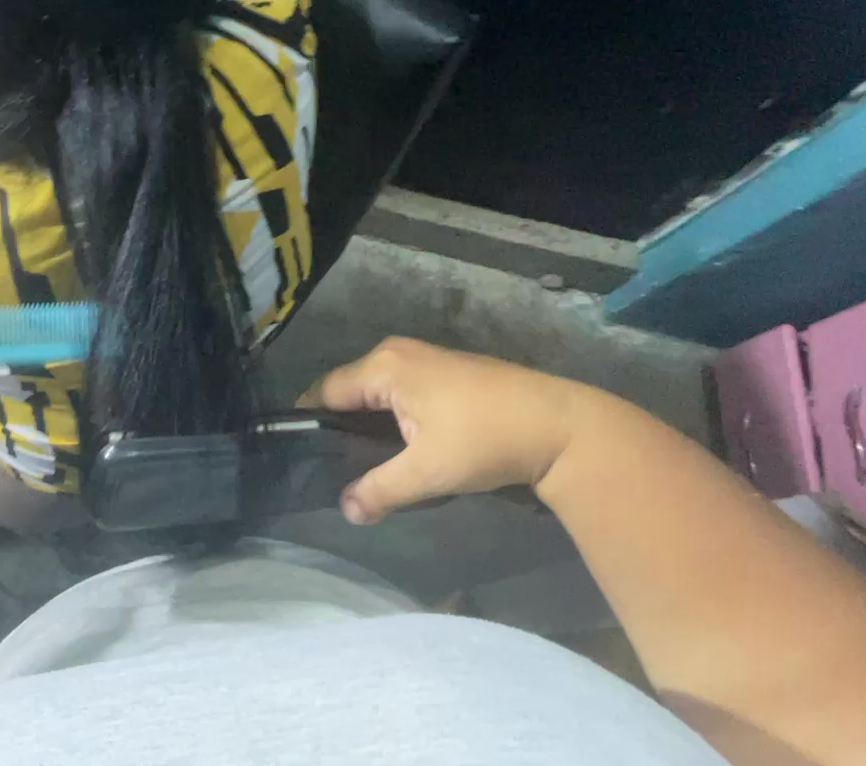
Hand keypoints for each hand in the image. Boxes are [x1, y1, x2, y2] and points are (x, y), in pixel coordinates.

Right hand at [300, 338, 615, 523]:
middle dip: (338, 423)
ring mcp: (422, 357)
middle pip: (348, 387)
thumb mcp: (429, 472)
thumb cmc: (486, 441)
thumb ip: (380, 490)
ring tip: (363, 459)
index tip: (303, 456)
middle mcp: (396, 352)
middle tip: (333, 464)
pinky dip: (390, 413)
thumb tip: (346, 512)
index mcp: (384, 367)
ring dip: (367, 420)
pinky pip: (397, 388)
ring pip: (374, 389)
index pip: (325, 391)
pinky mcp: (443, 369)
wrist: (562, 427)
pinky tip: (399, 443)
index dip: (311, 423)